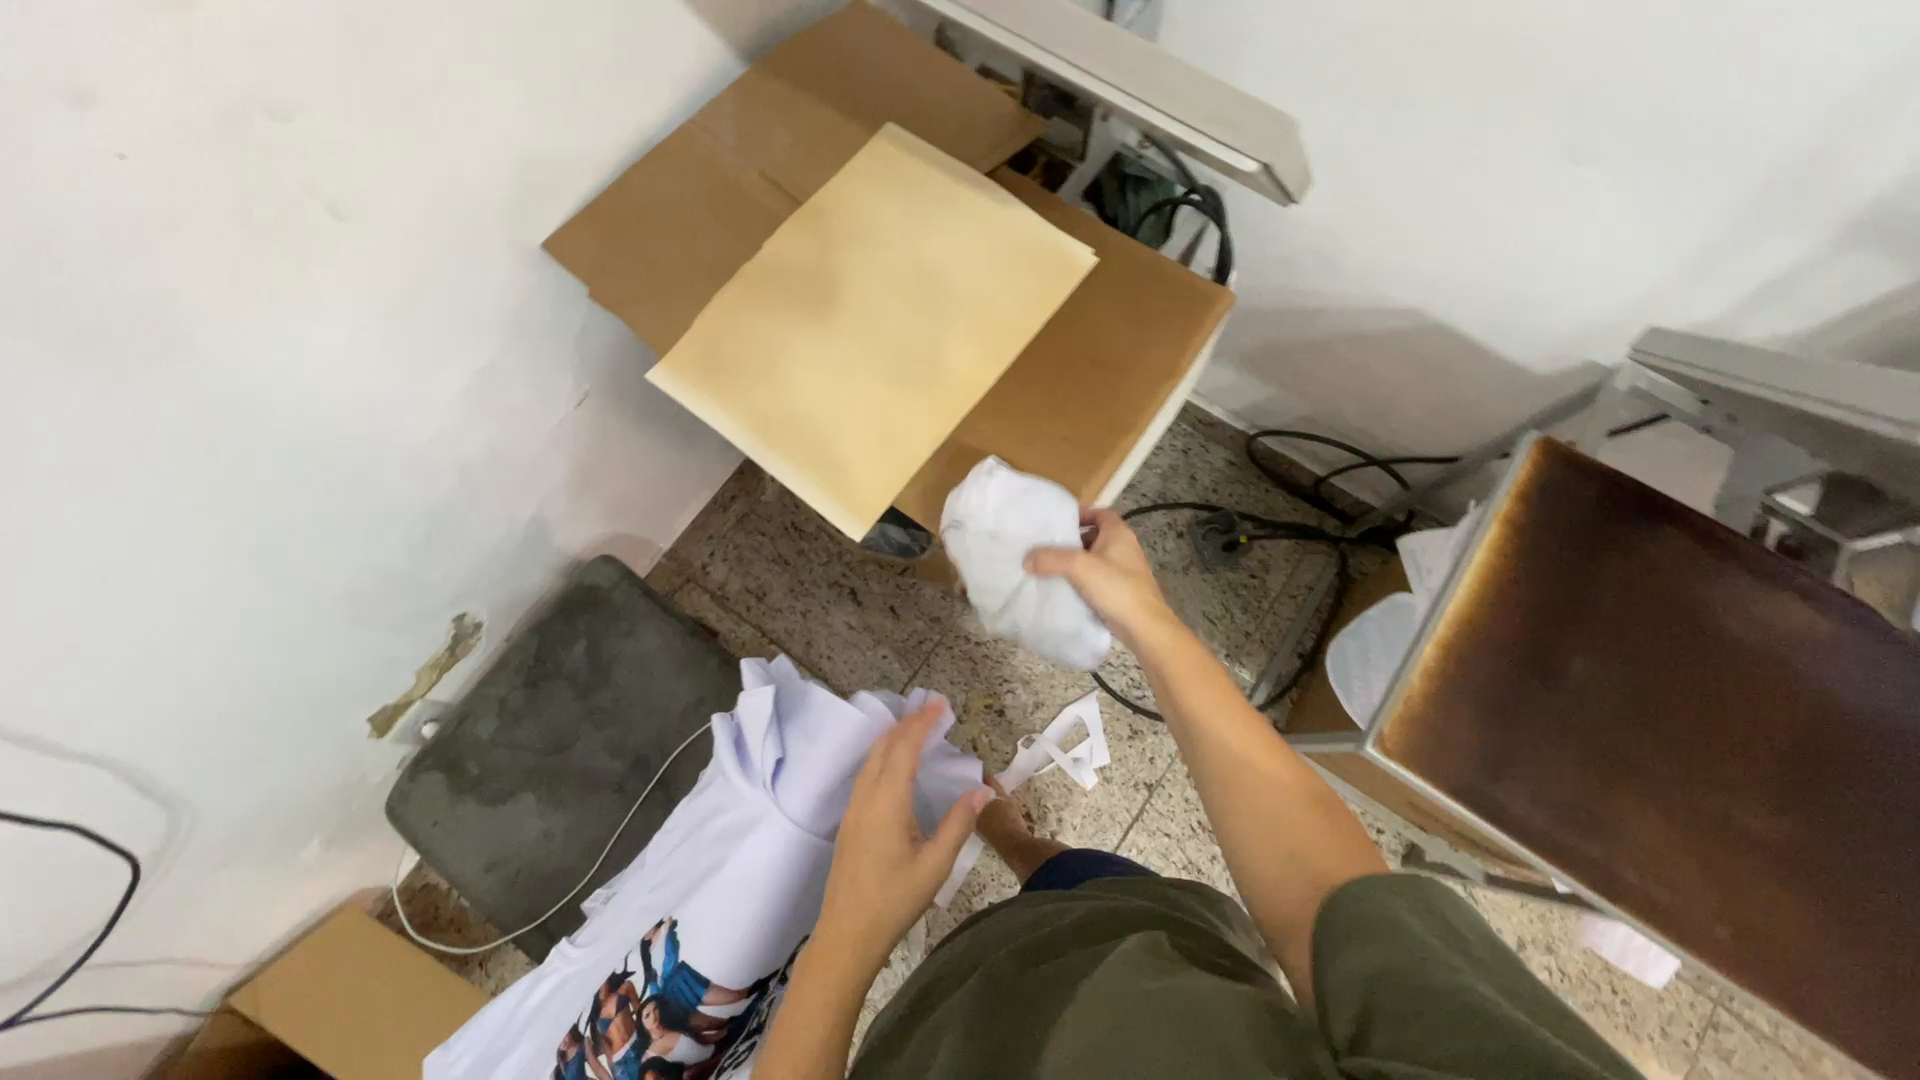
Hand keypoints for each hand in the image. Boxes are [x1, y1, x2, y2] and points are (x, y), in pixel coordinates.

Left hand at [813, 699, 989, 975]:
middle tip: (933, 709)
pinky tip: (897, 763)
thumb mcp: (935, 866)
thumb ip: (958, 824)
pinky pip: (866, 774)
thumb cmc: (894, 901)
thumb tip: (982, 792)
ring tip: (918, 728)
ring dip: (893, 737)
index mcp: (886, 803)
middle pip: (883, 746)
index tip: (940, 703)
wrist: (846, 934)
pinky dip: (884, 755)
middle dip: (907, 722)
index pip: (904, 748)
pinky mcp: (849, 821)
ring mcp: (853, 809)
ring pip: (871, 759)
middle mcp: (865, 797)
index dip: (921, 722)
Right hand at [1026, 507, 1177, 646]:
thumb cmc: (1115, 587)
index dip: (1082, 514)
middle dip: (1074, 541)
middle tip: (1050, 546)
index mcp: (1119, 533)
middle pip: (1096, 536)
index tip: (1060, 523)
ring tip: (1052, 568)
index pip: (1100, 513)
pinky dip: (1083, 580)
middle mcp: (1125, 547)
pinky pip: (1098, 579)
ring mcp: (1126, 570)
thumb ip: (1051, 559)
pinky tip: (1066, 588)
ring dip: (1077, 562)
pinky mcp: (1122, 590)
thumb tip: (1027, 559)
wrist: (1143, 626)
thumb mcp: (1078, 567)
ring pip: (1096, 559)